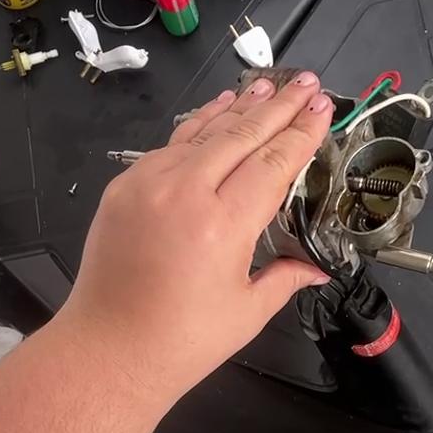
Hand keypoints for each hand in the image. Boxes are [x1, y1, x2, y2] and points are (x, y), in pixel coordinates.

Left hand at [54, 74, 334, 398]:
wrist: (108, 349)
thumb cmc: (179, 341)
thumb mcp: (247, 312)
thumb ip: (286, 278)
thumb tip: (318, 269)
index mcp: (222, 225)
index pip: (273, 163)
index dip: (302, 133)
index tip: (323, 108)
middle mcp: (183, 193)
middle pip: (241, 133)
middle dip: (279, 105)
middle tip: (306, 82)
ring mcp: (147, 184)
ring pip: (202, 131)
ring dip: (238, 106)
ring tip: (267, 87)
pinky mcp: (123, 188)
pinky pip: (169, 146)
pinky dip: (198, 126)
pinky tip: (215, 114)